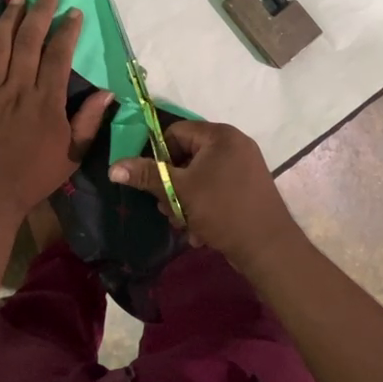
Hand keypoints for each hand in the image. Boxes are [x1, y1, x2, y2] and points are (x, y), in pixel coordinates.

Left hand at [0, 0, 110, 223]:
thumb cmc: (35, 175)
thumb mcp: (72, 153)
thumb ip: (89, 121)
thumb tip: (107, 92)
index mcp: (46, 101)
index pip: (58, 55)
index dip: (67, 30)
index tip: (74, 11)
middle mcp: (17, 89)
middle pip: (29, 41)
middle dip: (39, 12)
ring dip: (8, 19)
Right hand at [109, 119, 297, 267]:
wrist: (269, 249)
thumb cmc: (222, 210)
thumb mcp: (179, 191)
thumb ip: (147, 175)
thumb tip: (113, 167)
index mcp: (220, 135)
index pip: (175, 133)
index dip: (159, 156)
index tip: (153, 182)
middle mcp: (235, 144)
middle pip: (187, 156)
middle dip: (172, 185)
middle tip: (166, 209)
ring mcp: (245, 166)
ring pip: (200, 176)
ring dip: (185, 200)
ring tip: (183, 224)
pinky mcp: (249, 188)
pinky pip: (216, 188)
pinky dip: (204, 207)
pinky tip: (200, 232)